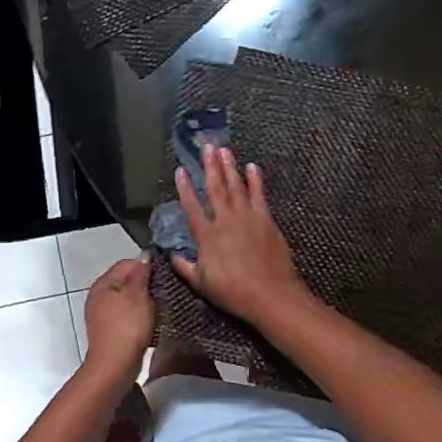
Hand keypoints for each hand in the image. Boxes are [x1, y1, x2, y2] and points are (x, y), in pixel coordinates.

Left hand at [83, 255, 153, 378]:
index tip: (163, 274)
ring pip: (128, 298)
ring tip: (160, 305)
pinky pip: (127, 314)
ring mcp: (102, 314)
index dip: (146, 266)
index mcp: (103, 284)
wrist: (115, 366)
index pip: (126, 263)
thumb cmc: (127, 326)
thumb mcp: (138, 295)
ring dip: (144, 301)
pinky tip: (151, 321)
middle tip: (164, 290)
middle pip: (126, 281)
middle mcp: (99, 296)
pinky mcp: (110, 329)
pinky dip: (139, 315)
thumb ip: (141, 274)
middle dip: (145, 284)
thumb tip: (144, 257)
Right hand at [171, 143, 312, 327]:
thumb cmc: (234, 292)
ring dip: (229, 167)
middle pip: (215, 188)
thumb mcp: (201, 284)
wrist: (270, 295)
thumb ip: (184, 266)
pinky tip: (252, 167)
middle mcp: (225, 221)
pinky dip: (255, 180)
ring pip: (236, 187)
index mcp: (207, 236)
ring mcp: (247, 218)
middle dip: (210, 166)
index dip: (185, 188)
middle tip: (207, 146)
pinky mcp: (266, 220)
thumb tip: (171, 255)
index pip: (192, 206)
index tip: (180, 170)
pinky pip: (259, 195)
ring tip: (224, 150)